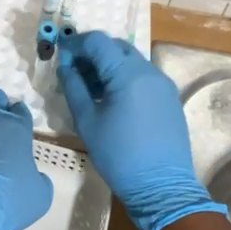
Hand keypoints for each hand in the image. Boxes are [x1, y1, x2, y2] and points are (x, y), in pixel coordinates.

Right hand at [58, 31, 224, 229]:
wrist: (162, 188)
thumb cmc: (119, 155)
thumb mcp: (87, 121)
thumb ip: (74, 88)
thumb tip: (65, 67)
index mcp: (128, 74)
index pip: (98, 42)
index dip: (76, 42)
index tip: (61, 52)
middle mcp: (149, 71)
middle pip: (116, 47)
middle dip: (92, 52)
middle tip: (73, 70)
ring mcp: (163, 84)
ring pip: (131, 60)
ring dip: (109, 64)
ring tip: (90, 86)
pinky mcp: (170, 98)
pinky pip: (143, 76)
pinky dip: (124, 76)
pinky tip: (112, 98)